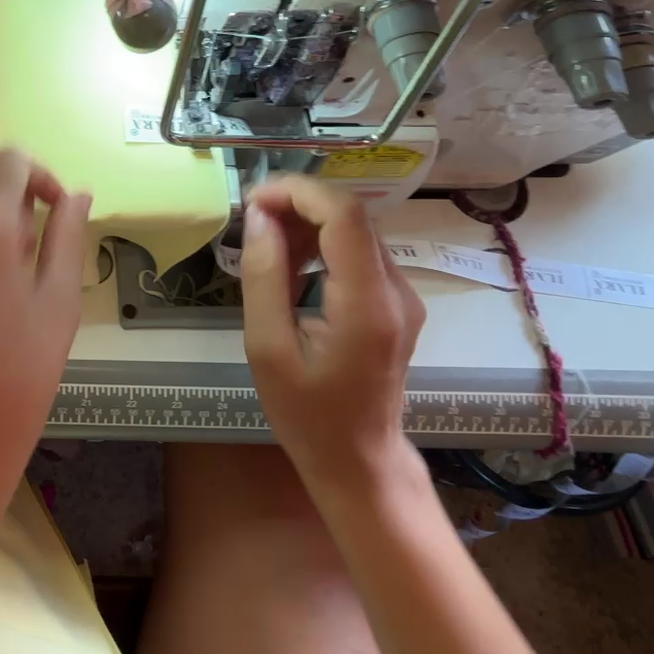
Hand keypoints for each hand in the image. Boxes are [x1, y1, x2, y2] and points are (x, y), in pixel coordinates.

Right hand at [240, 176, 425, 493]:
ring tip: (265, 243)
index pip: (344, 214)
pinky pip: (360, 251)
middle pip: (353, 215)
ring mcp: (403, 296)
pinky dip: (323, 242)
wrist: (360, 461)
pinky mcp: (398, 302)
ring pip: (357, 228)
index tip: (253, 201)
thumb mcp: (267, 348)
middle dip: (298, 203)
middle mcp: (397, 291)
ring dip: (308, 222)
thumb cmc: (307, 414)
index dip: (297, 192)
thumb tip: (259, 217)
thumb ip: (264, 277)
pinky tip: (292, 264)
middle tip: (250, 220)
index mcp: (367, 305)